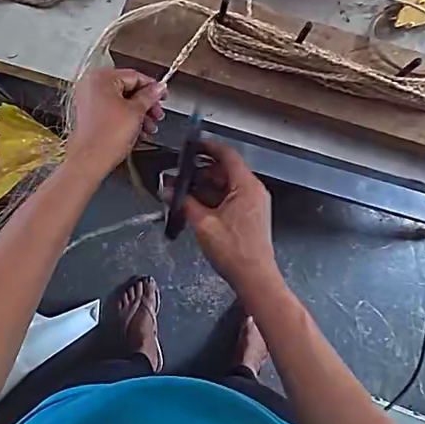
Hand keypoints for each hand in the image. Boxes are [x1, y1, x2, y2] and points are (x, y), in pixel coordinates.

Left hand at [64, 68, 165, 173]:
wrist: (90, 160)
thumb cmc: (106, 137)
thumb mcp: (136, 112)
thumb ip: (150, 96)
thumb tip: (158, 88)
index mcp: (101, 79)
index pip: (135, 76)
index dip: (153, 87)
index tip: (163, 95)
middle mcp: (92, 86)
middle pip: (128, 90)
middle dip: (146, 105)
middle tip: (157, 114)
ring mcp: (89, 101)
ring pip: (122, 102)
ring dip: (139, 115)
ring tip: (149, 127)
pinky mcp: (89, 116)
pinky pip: (113, 112)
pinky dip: (126, 120)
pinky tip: (137, 132)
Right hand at [176, 141, 279, 291]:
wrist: (254, 277)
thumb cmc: (236, 253)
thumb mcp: (203, 224)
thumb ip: (184, 203)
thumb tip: (170, 192)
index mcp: (247, 186)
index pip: (227, 155)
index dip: (208, 147)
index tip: (194, 145)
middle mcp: (254, 192)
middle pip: (226, 170)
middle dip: (201, 171)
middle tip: (180, 174)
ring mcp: (254, 204)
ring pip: (227, 185)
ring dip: (206, 186)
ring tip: (183, 192)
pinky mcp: (250, 216)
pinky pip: (231, 198)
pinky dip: (214, 198)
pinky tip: (196, 206)